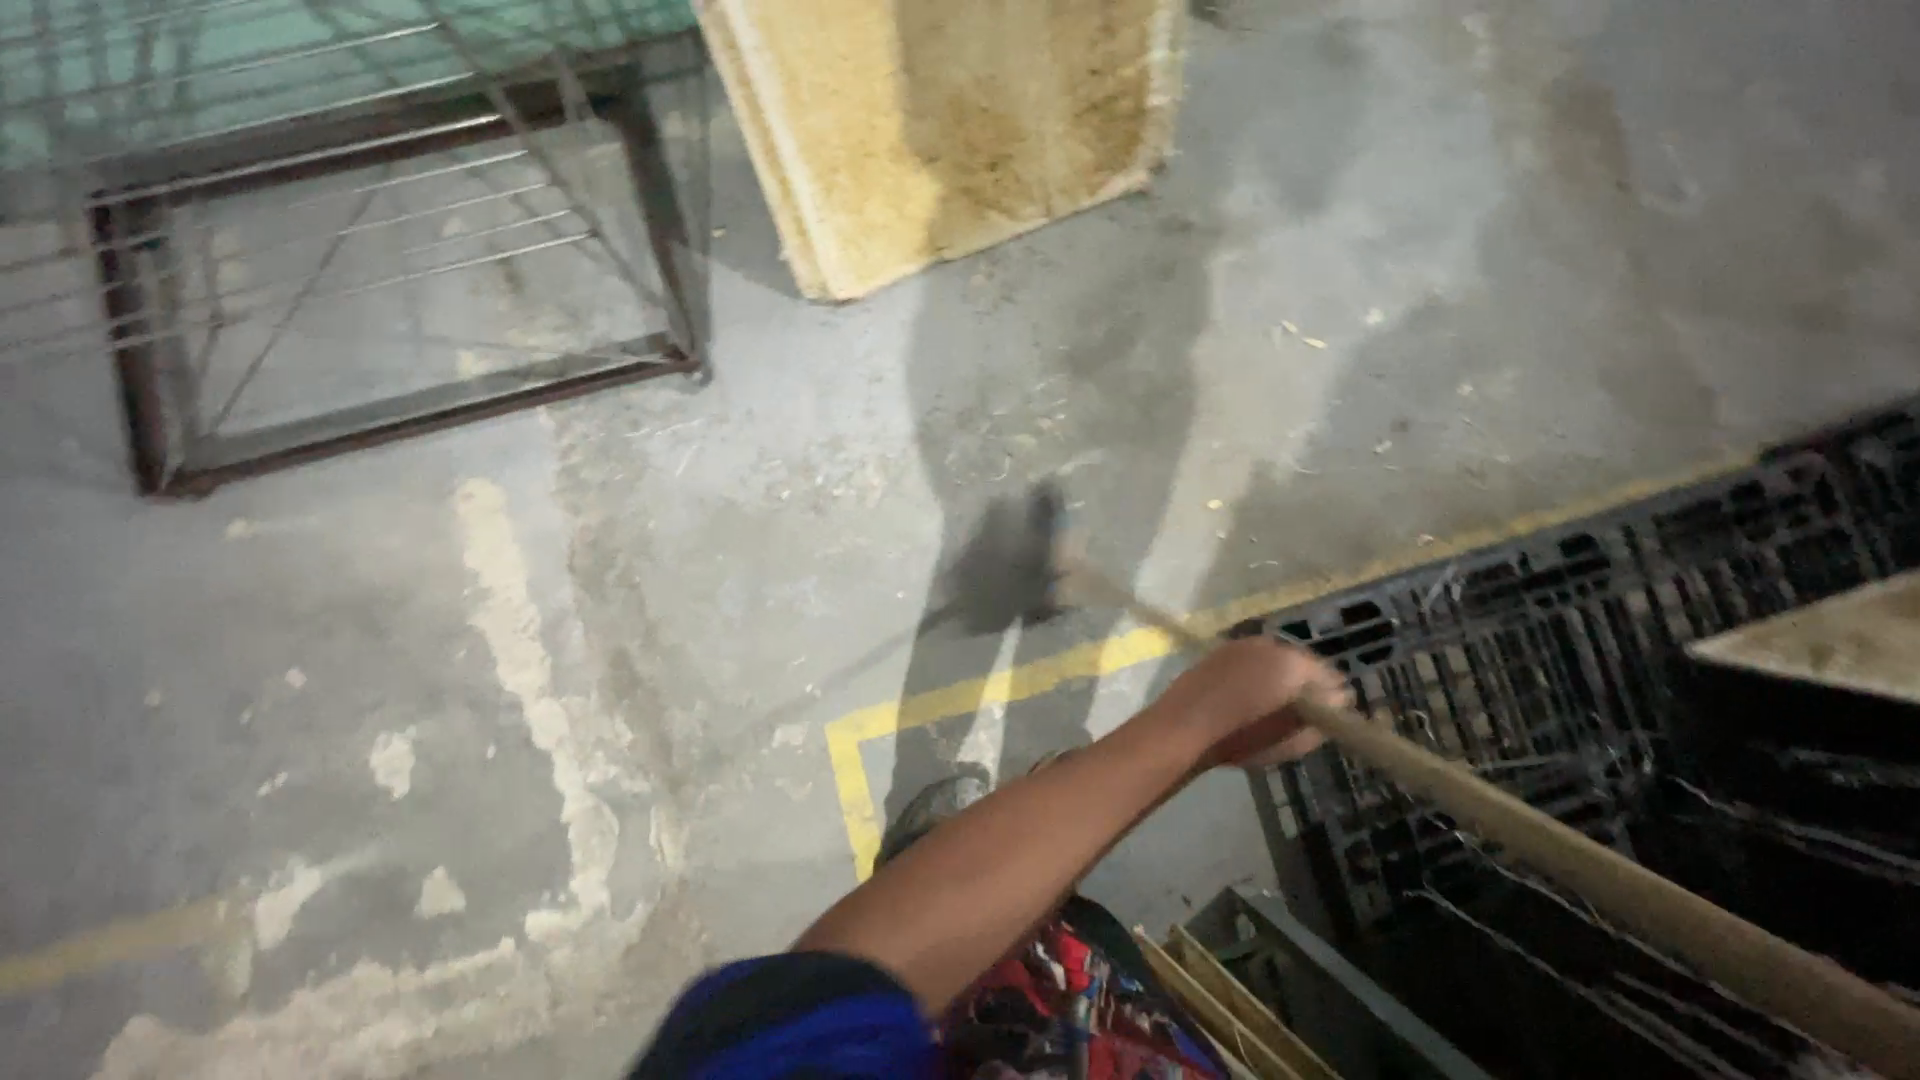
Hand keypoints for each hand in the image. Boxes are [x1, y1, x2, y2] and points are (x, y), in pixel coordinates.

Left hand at [1154, 638, 1352, 768]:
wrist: (1184, 725)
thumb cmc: (1241, 738)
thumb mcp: (1292, 741)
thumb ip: (1319, 722)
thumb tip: (1333, 708)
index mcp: (1295, 666)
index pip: (1329, 676)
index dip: (1332, 696)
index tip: (1330, 714)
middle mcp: (1271, 644)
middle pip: (1301, 663)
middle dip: (1305, 683)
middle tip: (1302, 709)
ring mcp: (1243, 643)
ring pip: (1275, 657)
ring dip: (1279, 675)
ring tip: (1273, 701)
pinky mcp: (1221, 649)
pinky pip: (1250, 658)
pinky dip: (1255, 671)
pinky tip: (1247, 693)